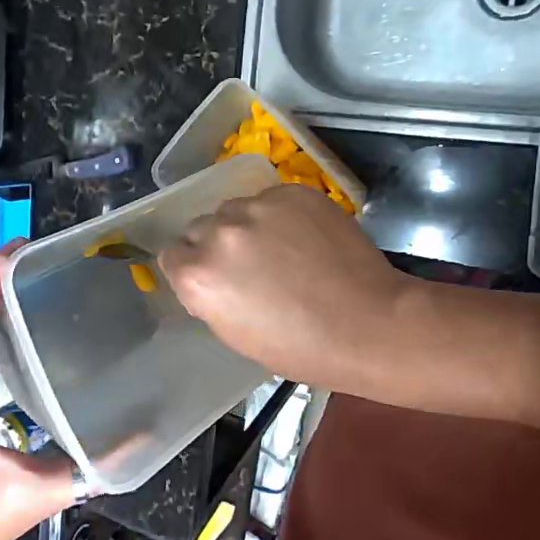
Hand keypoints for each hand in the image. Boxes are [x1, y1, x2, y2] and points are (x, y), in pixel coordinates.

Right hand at [160, 184, 411, 387]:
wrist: (366, 324)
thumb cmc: (298, 346)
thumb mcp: (234, 332)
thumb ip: (209, 293)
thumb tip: (208, 274)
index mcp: (198, 275)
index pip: (173, 254)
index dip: (193, 266)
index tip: (215, 275)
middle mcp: (220, 233)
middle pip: (201, 226)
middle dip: (218, 243)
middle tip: (250, 264)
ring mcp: (258, 207)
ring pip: (237, 208)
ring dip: (248, 225)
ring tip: (283, 249)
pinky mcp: (293, 193)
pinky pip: (273, 198)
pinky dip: (282, 215)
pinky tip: (306, 238)